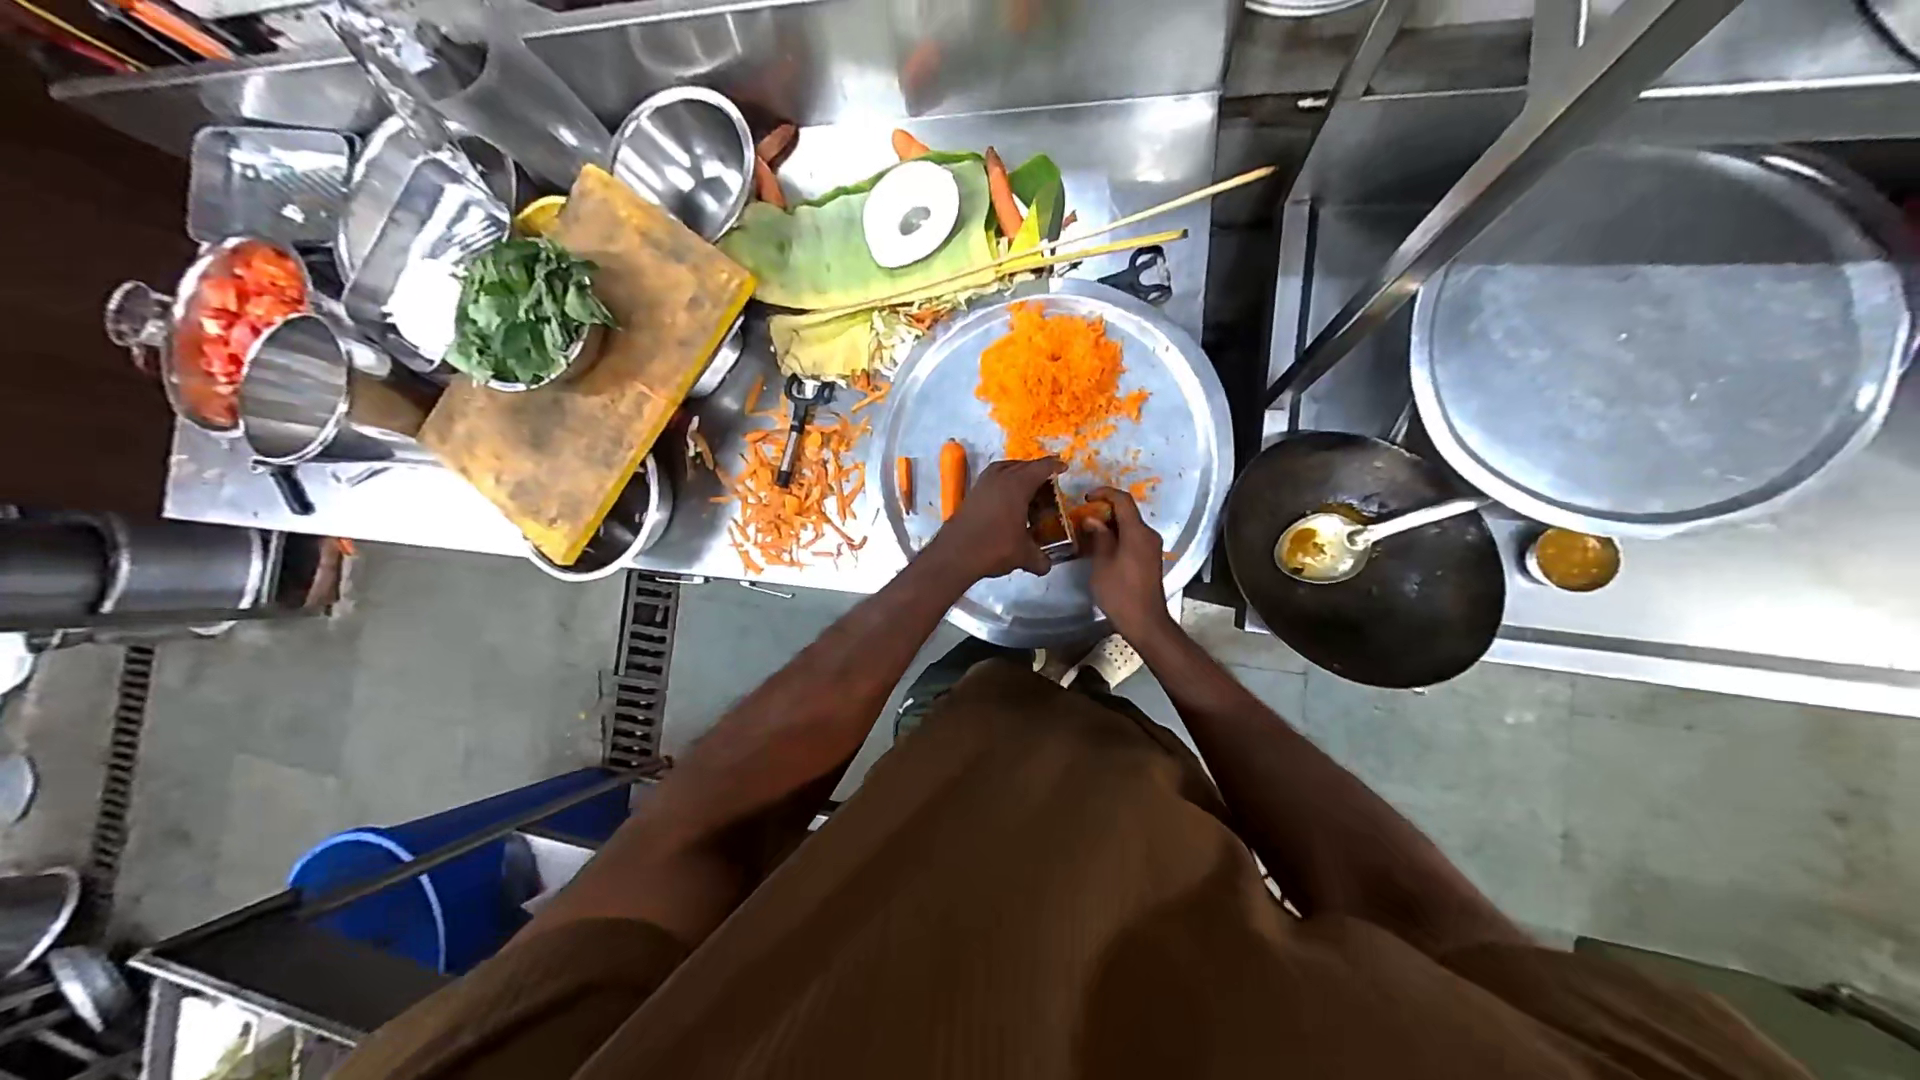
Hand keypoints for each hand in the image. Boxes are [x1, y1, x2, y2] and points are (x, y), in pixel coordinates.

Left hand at [923, 456, 1064, 581]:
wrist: (955, 553)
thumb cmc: (994, 547)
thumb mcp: (1023, 555)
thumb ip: (1039, 559)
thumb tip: (1047, 566)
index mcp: (1017, 485)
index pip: (1041, 468)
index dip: (1054, 466)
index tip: (1063, 467)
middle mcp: (1000, 477)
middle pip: (1023, 465)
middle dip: (1037, 470)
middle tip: (1048, 482)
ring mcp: (983, 483)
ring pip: (1005, 469)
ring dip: (1017, 473)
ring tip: (1028, 487)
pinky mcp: (972, 493)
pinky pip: (993, 478)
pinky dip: (1003, 481)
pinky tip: (1007, 498)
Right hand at [1077, 487, 1168, 635]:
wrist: (1144, 621)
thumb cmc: (1120, 593)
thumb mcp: (1102, 564)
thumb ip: (1099, 537)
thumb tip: (1093, 520)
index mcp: (1137, 532)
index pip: (1123, 500)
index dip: (1105, 493)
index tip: (1087, 497)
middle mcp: (1149, 535)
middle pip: (1128, 512)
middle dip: (1106, 509)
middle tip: (1084, 515)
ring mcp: (1152, 547)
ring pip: (1130, 525)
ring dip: (1111, 523)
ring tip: (1089, 530)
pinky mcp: (1150, 558)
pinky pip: (1134, 537)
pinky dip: (1119, 535)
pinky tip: (1103, 545)